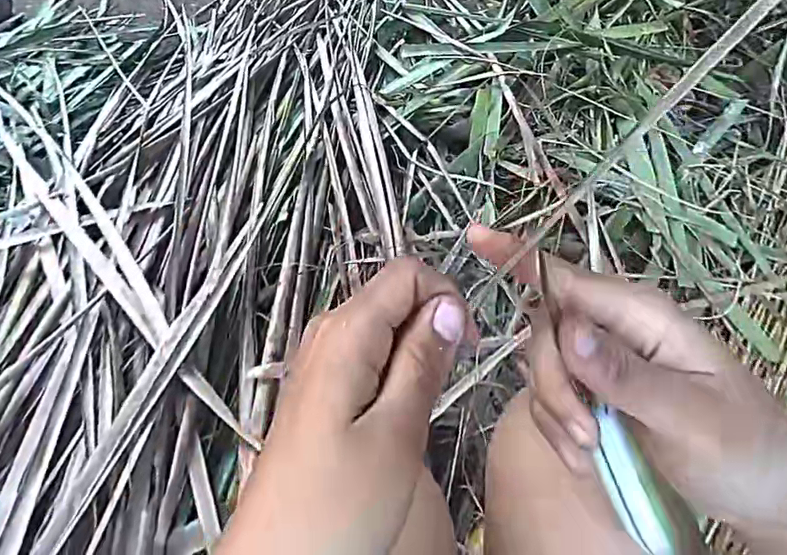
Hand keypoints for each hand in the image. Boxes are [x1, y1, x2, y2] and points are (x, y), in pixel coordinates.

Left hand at [221, 258, 470, 554]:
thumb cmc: (329, 514)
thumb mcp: (395, 436)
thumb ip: (422, 361)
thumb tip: (447, 307)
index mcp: (345, 332)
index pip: (408, 273)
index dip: (446, 297)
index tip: (465, 342)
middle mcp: (328, 332)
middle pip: (395, 294)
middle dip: (433, 323)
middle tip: (448, 379)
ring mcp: (321, 359)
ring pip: (385, 325)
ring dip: (416, 350)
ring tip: (424, 405)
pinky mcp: (321, 386)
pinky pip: (369, 353)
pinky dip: (395, 370)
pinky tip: (399, 414)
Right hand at [468, 224, 786, 554]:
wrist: (783, 502)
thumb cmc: (750, 451)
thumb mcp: (692, 419)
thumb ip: (624, 374)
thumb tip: (566, 329)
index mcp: (641, 313)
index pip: (567, 276)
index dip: (518, 255)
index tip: (474, 236)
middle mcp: (617, 327)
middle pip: (546, 329)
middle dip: (551, 382)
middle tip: (583, 436)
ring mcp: (607, 361)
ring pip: (545, 366)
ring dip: (556, 411)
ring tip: (594, 454)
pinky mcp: (602, 394)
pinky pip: (556, 398)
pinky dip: (561, 429)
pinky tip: (589, 459)